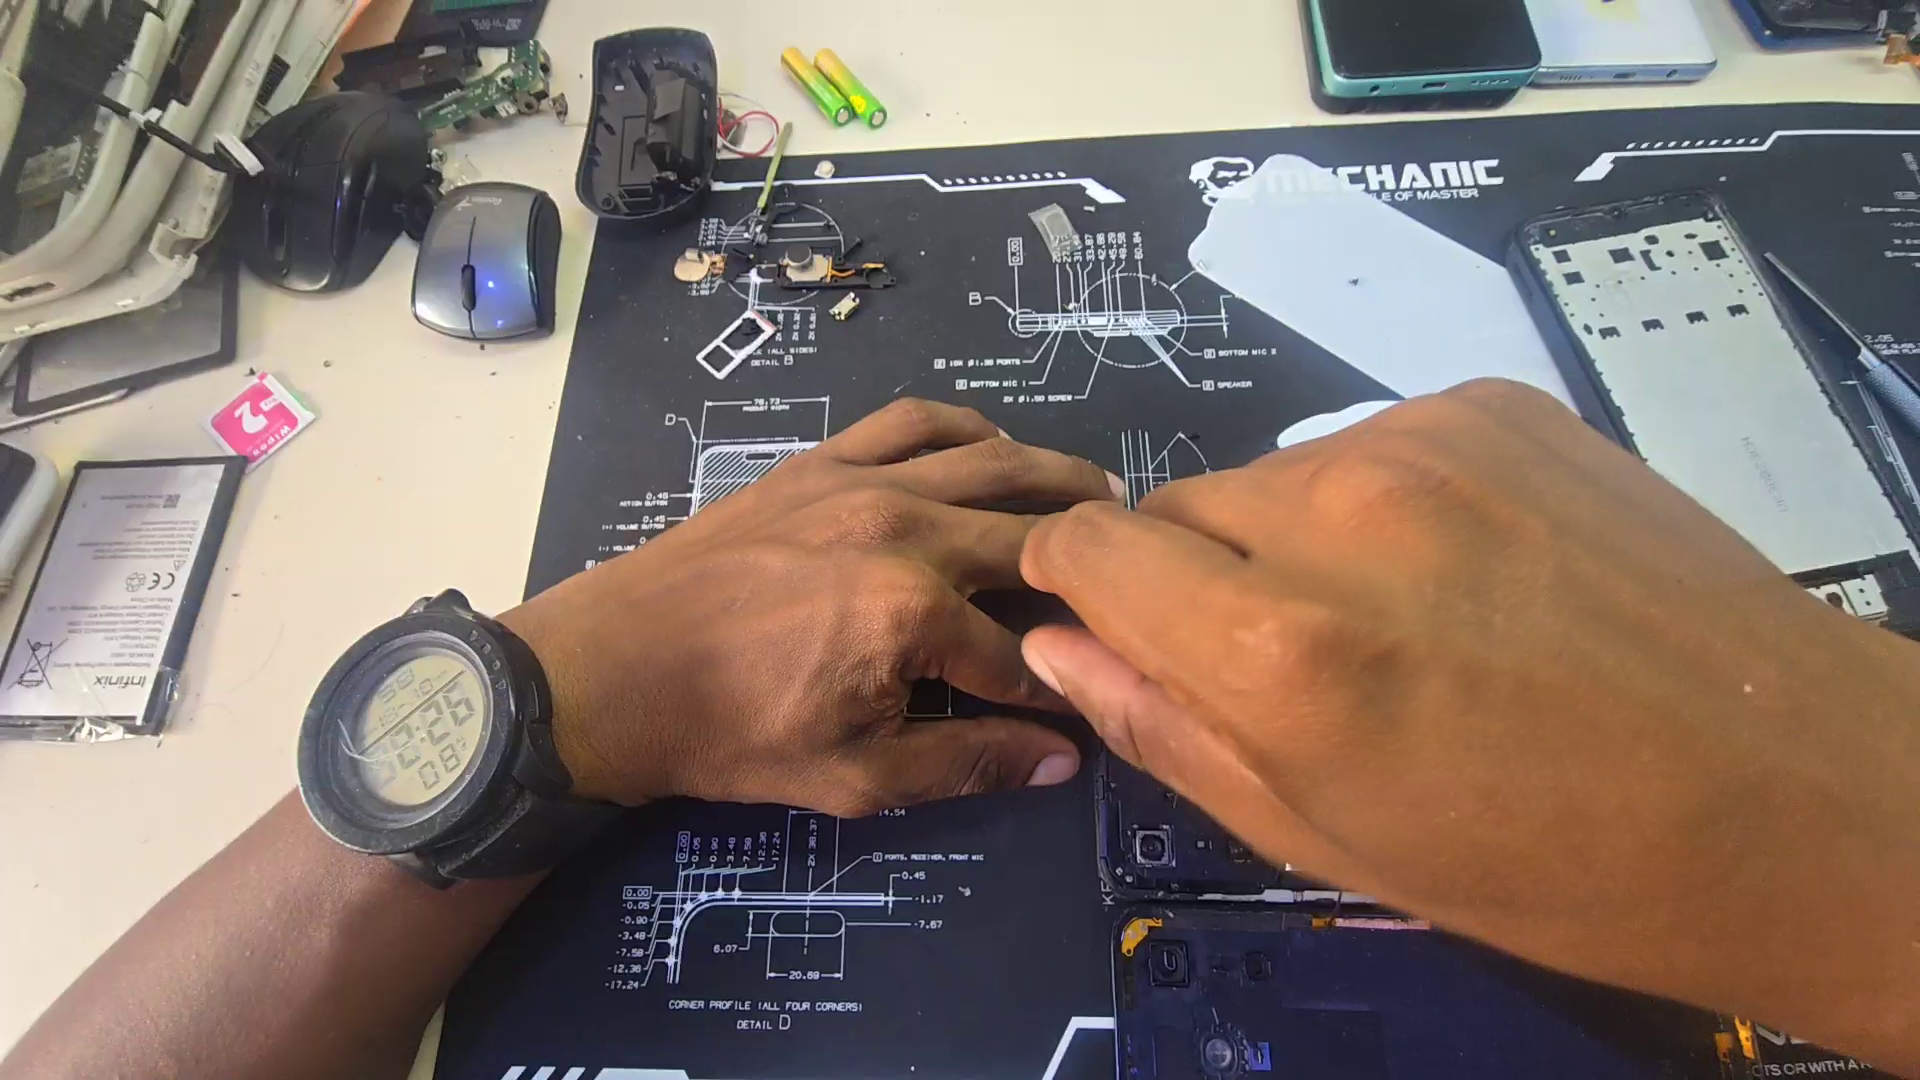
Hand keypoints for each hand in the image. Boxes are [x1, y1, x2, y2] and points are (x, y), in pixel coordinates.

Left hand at [501, 398, 1120, 814]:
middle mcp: (905, 528)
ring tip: (1096, 495)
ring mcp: (864, 480)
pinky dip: (967, 428)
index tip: (1084, 697)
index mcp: (913, 613)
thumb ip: (966, 763)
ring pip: (991, 459)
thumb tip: (1062, 758)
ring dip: (1053, 476)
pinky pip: (914, 421)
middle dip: (1088, 564)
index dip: (1057, 684)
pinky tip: (992, 445)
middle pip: (1029, 538)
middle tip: (1128, 575)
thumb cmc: (729, 734)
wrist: (611, 669)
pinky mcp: (824, 459)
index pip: (1018, 653)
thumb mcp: (852, 778)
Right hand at [1019, 379, 1919, 1069]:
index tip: (1093, 608)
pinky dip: (1353, 504)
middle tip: (1271, 649)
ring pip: (1255, 478)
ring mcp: (1416, 439)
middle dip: (1182, 574)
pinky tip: (1444, 564)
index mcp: (1277, 647)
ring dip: (1270, 540)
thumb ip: (1154, 724)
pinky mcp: (1482, 401)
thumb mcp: (1308, 830)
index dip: (1068, 572)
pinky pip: (1346, 448)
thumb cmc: (1532, 857)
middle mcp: (1333, 512)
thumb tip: (1055, 645)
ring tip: (1375, 611)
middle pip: (1168, 507)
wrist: (1811, 797)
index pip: (1091, 546)